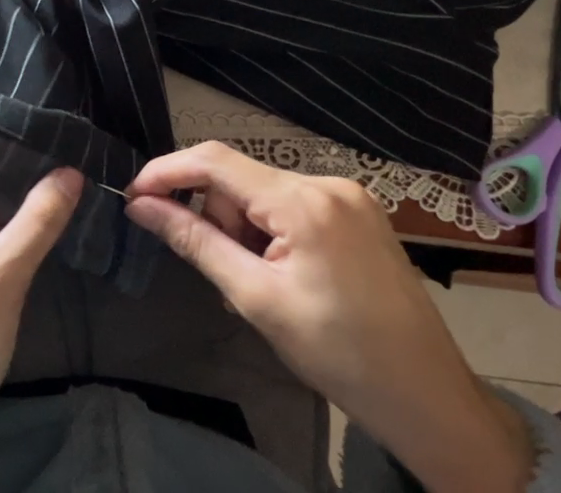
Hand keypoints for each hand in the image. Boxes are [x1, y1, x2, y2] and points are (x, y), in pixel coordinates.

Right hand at [124, 143, 532, 492]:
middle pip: (238, 179)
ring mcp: (348, 197)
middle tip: (225, 275)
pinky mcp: (358, 214)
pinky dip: (270, 233)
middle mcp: (328, 183)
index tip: (132, 198)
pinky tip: (283, 276)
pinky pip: (290, 206)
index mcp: (304, 201)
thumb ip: (194, 241)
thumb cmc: (337, 353)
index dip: (166, 172)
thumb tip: (140, 205)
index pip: (214, 161)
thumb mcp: (254, 298)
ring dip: (243, 231)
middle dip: (215, 219)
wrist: (428, 397)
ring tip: (260, 286)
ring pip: (262, 194)